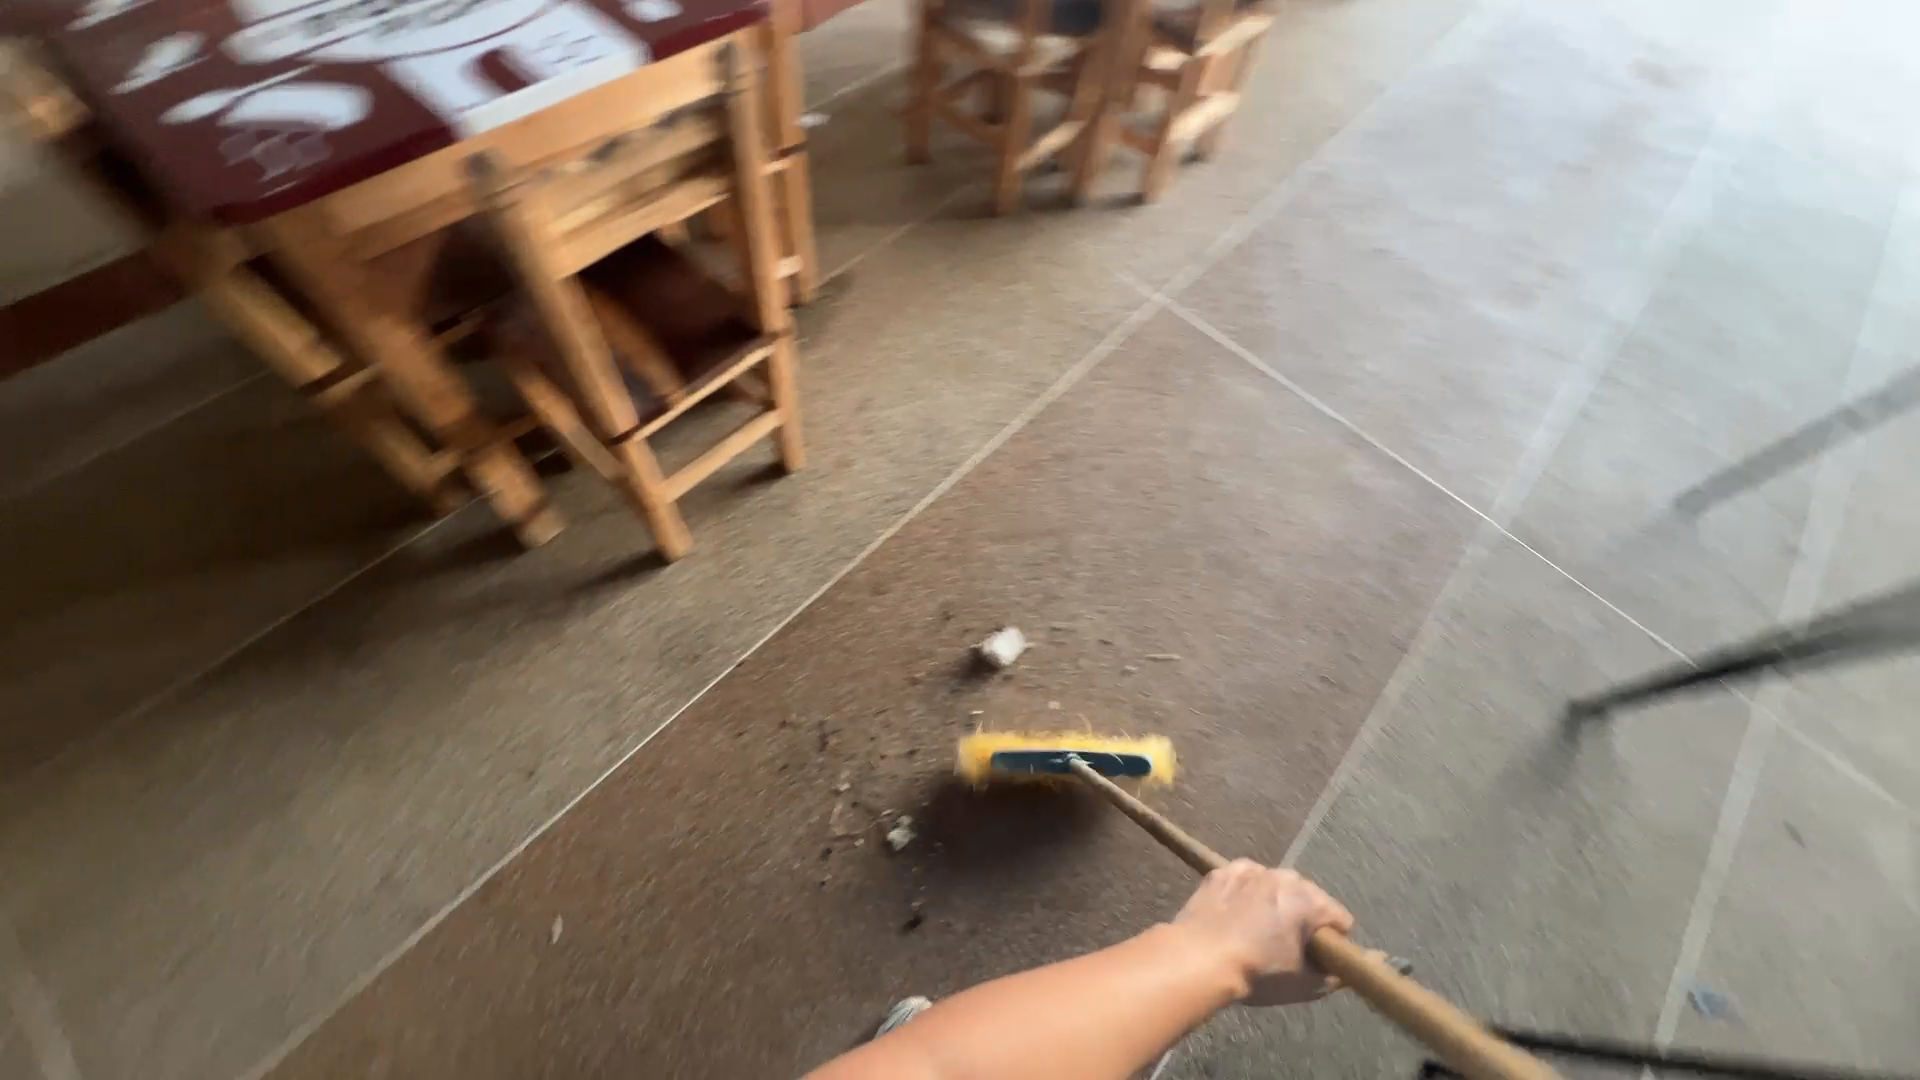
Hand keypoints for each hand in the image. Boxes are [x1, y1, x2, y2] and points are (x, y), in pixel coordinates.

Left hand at [1172, 860, 1353, 1006]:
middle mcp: (1280, 876)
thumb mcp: (1305, 985)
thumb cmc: (1258, 973)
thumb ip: (1334, 975)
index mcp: (1307, 900)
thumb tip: (1343, 971)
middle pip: (1307, 895)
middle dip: (1305, 916)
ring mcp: (1247, 869)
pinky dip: (1247, 892)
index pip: (1339, 917)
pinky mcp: (1221, 871)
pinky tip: (1238, 912)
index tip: (1322, 955)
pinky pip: (1244, 879)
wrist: (1200, 957)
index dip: (1336, 939)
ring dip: (1275, 900)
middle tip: (1291, 943)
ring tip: (1261, 927)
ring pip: (1274, 883)